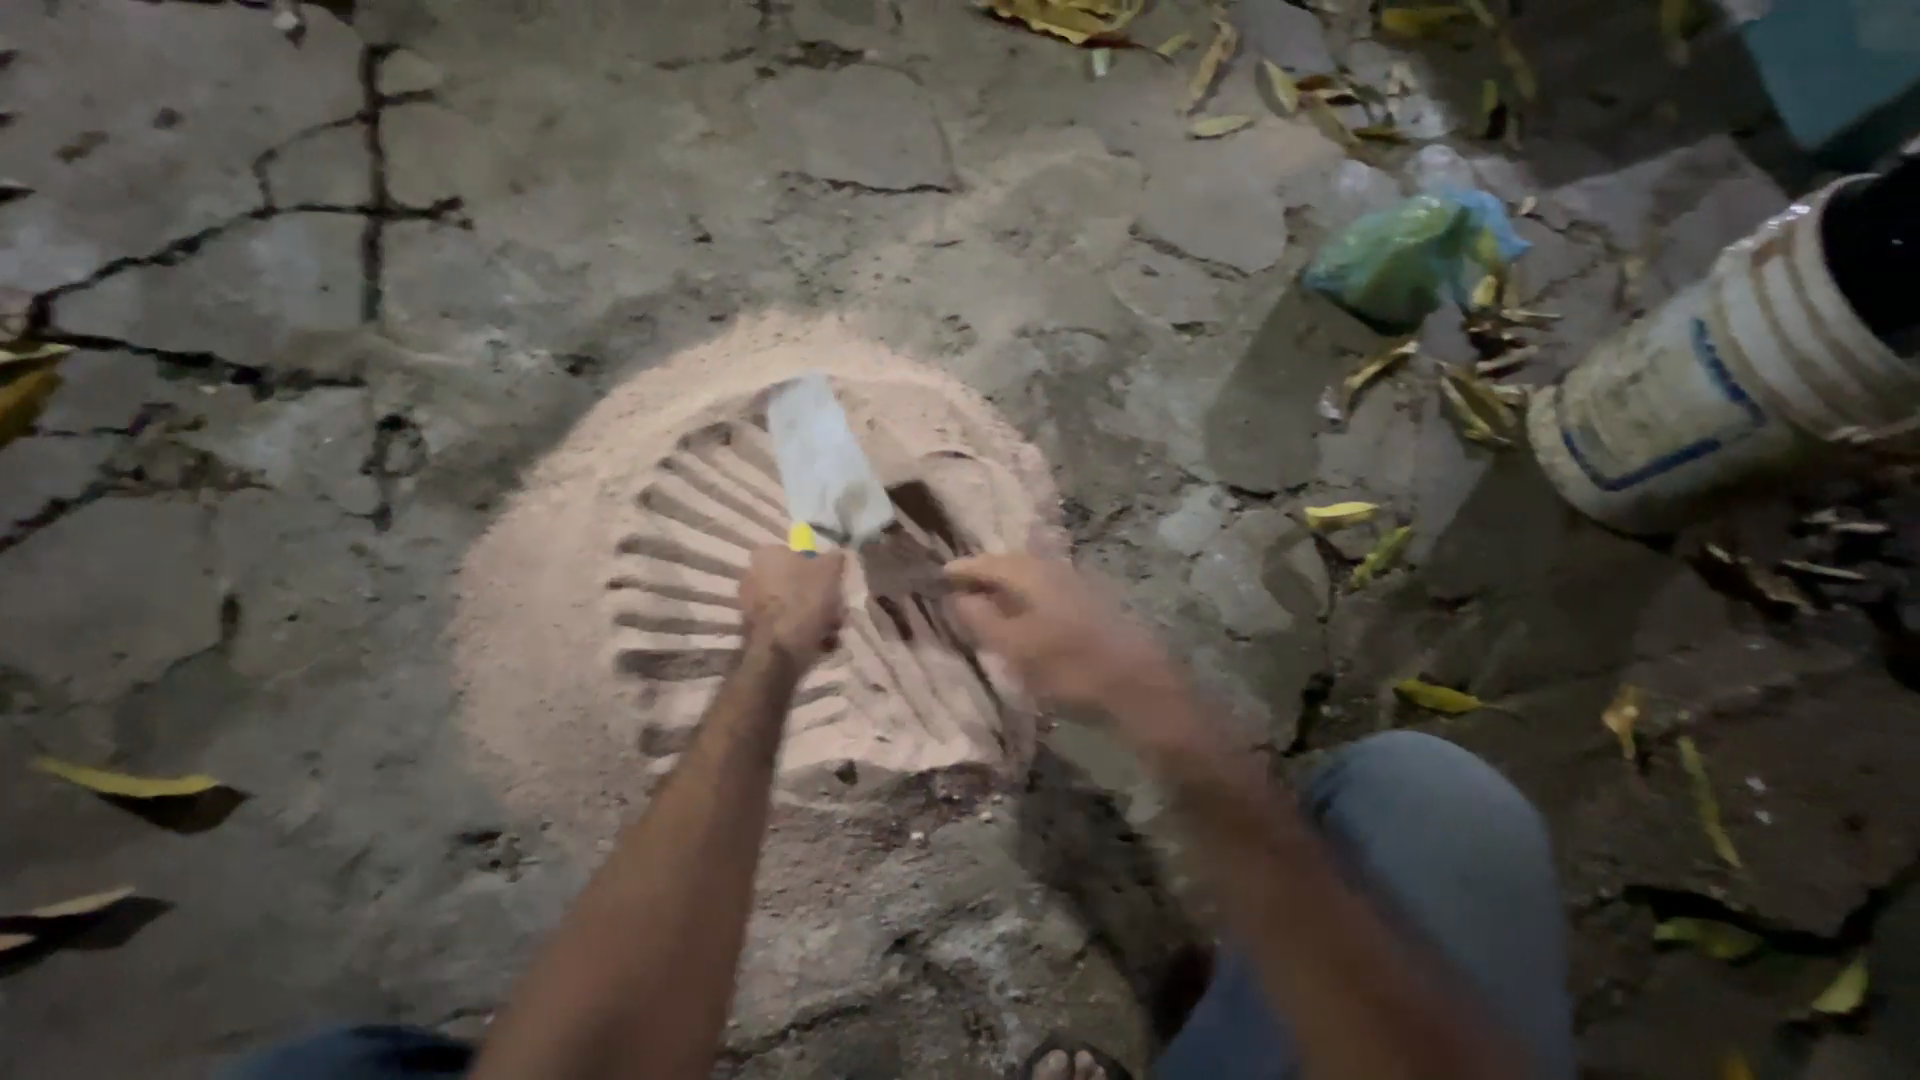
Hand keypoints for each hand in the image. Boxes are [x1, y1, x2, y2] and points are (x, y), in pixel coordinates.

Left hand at [740, 546, 846, 668]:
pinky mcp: (756, 630)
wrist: (781, 650)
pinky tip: (822, 643)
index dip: (819, 567)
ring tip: (834, 631)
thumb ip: (835, 558)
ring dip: (816, 617)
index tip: (833, 582)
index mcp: (767, 555)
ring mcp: (751, 605)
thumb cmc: (805, 601)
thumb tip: (837, 554)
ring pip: (794, 606)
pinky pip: (787, 626)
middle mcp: (753, 576)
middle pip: (797, 582)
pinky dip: (804, 632)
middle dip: (820, 596)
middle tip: (838, 609)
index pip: (796, 553)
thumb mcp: (830, 571)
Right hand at [944, 553, 1178, 712]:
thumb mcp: (1015, 648)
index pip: (989, 562)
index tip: (940, 575)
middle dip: (987, 573)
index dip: (963, 569)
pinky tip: (1027, 618)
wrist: (1139, 687)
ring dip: (1009, 586)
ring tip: (990, 604)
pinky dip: (1029, 598)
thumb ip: (981, 619)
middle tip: (962, 587)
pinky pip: (1049, 591)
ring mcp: (1081, 584)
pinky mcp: (1096, 604)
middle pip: (1013, 564)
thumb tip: (957, 597)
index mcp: (1033, 574)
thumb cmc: (1070, 668)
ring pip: (1034, 577)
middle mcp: (1057, 569)